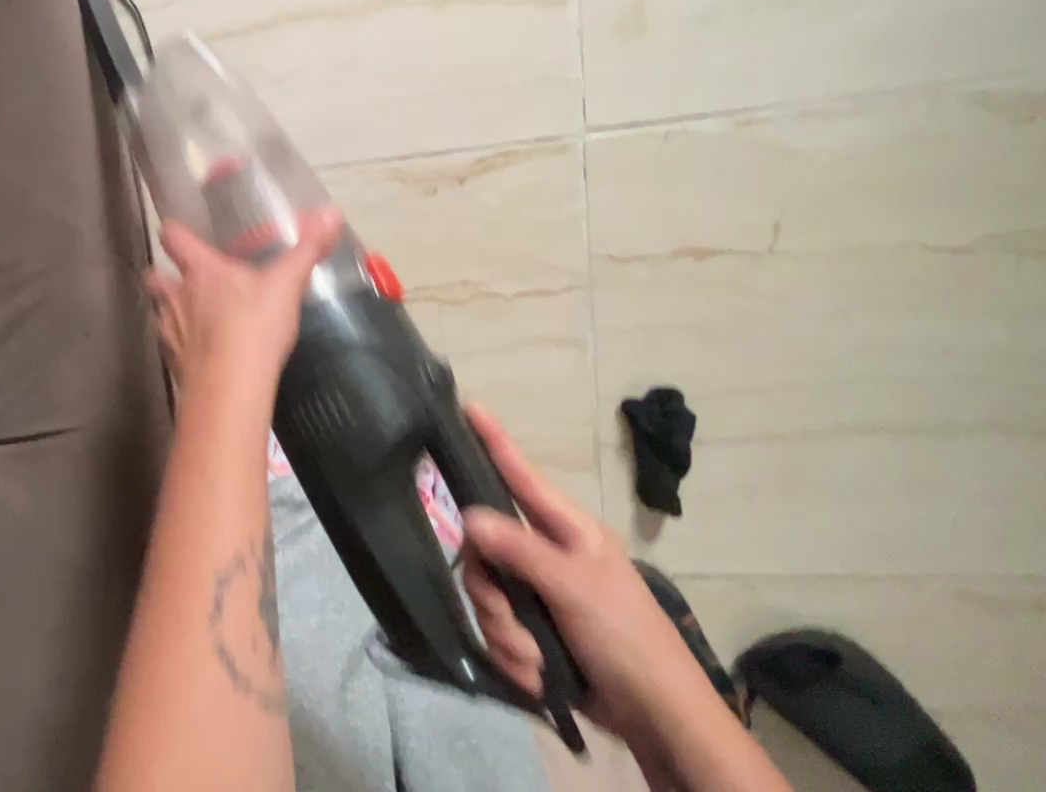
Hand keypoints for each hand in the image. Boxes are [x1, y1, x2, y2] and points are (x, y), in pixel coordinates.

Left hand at [147, 209, 342, 396]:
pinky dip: (182, 345)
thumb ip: (307, 249)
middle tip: (185, 280)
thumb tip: (330, 212)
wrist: (229, 388)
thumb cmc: (254, 327)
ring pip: (160, 312)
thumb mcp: (287, 285)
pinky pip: (170, 346)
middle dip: (164, 276)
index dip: (174, 232)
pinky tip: (201, 352)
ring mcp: (170, 330)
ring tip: (195, 317)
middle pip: (154, 278)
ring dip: (172, 311)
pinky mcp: (172, 362)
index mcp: (200, 271)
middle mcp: (176, 297)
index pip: (172, 238)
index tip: (180, 232)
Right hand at [458, 405, 727, 748]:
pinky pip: (494, 629)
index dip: (495, 443)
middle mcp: (546, 555)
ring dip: (505, 634)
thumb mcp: (576, 589)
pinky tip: (537, 676)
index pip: (522, 477)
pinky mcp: (531, 629)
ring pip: (485, 594)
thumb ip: (520, 550)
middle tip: (510, 618)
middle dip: (492, 594)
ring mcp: (538, 593)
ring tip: (535, 660)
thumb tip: (468, 515)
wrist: (659, 720)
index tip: (469, 406)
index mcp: (568, 532)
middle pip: (483, 550)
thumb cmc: (629, 640)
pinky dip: (512, 657)